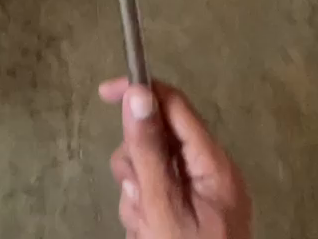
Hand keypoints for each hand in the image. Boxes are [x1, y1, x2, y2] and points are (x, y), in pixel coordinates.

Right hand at [98, 79, 250, 238]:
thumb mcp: (163, 207)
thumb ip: (149, 150)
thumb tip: (137, 92)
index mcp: (214, 165)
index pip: (174, 105)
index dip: (139, 92)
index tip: (103, 94)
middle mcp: (210, 174)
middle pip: (157, 137)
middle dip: (134, 162)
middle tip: (134, 192)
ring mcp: (200, 196)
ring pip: (150, 166)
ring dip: (135, 191)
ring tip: (143, 224)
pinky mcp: (190, 213)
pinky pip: (154, 191)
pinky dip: (142, 208)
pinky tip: (147, 231)